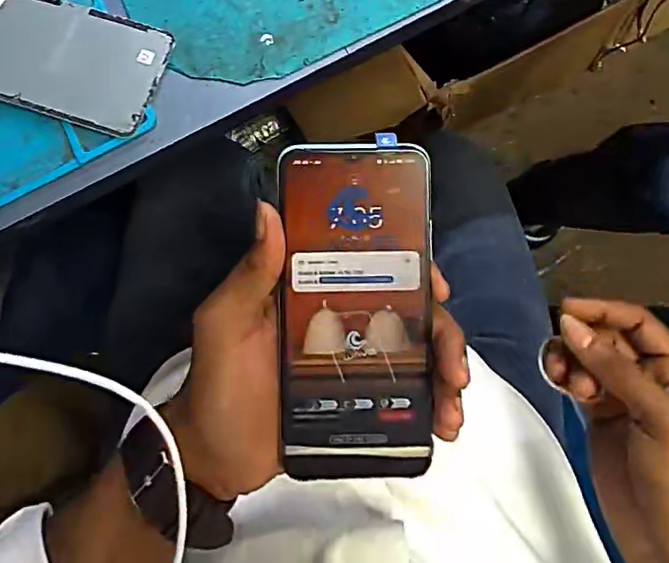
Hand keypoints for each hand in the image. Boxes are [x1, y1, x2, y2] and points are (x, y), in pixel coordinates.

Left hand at [162, 201, 470, 499]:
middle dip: (442, 328)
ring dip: (445, 368)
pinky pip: (407, 391)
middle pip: (409, 306)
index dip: (412, 263)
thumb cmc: (218, 381)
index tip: (436, 283)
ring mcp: (355, 356)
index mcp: (314, 286)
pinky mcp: (362, 397)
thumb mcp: (226, 321)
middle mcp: (342, 313)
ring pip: (417, 348)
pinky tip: (443, 423)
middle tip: (453, 363)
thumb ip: (251, 272)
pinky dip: (432, 402)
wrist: (215, 459)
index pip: (371, 260)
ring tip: (452, 405)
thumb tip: (266, 208)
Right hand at [543, 299, 668, 562]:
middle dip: (583, 338)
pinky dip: (565, 375)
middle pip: (608, 337)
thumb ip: (615, 368)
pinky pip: (578, 380)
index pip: (638, 324)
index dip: (604, 311)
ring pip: (589, 357)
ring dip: (570, 357)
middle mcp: (653, 381)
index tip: (569, 309)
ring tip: (563, 374)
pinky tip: (560, 380)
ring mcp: (625, 399)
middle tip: (563, 345)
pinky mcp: (601, 417)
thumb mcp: (660, 420)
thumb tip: (574, 324)